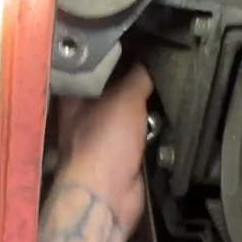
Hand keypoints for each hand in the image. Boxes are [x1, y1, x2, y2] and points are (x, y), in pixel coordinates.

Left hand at [54, 64, 152, 232]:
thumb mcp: (125, 97)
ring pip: (133, 111)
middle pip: (118, 88)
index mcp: (76, 95)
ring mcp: (105, 135)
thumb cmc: (102, 146)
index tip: (141, 46)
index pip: (97, 65)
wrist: (109, 196)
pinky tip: (165, 124)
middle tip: (158, 74)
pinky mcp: (123, 154)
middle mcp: (87, 113)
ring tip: (164, 99)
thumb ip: (138, 75)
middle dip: (139, 84)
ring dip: (150, 110)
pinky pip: (145, 134)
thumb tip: (151, 60)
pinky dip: (156, 131)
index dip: (118, 55)